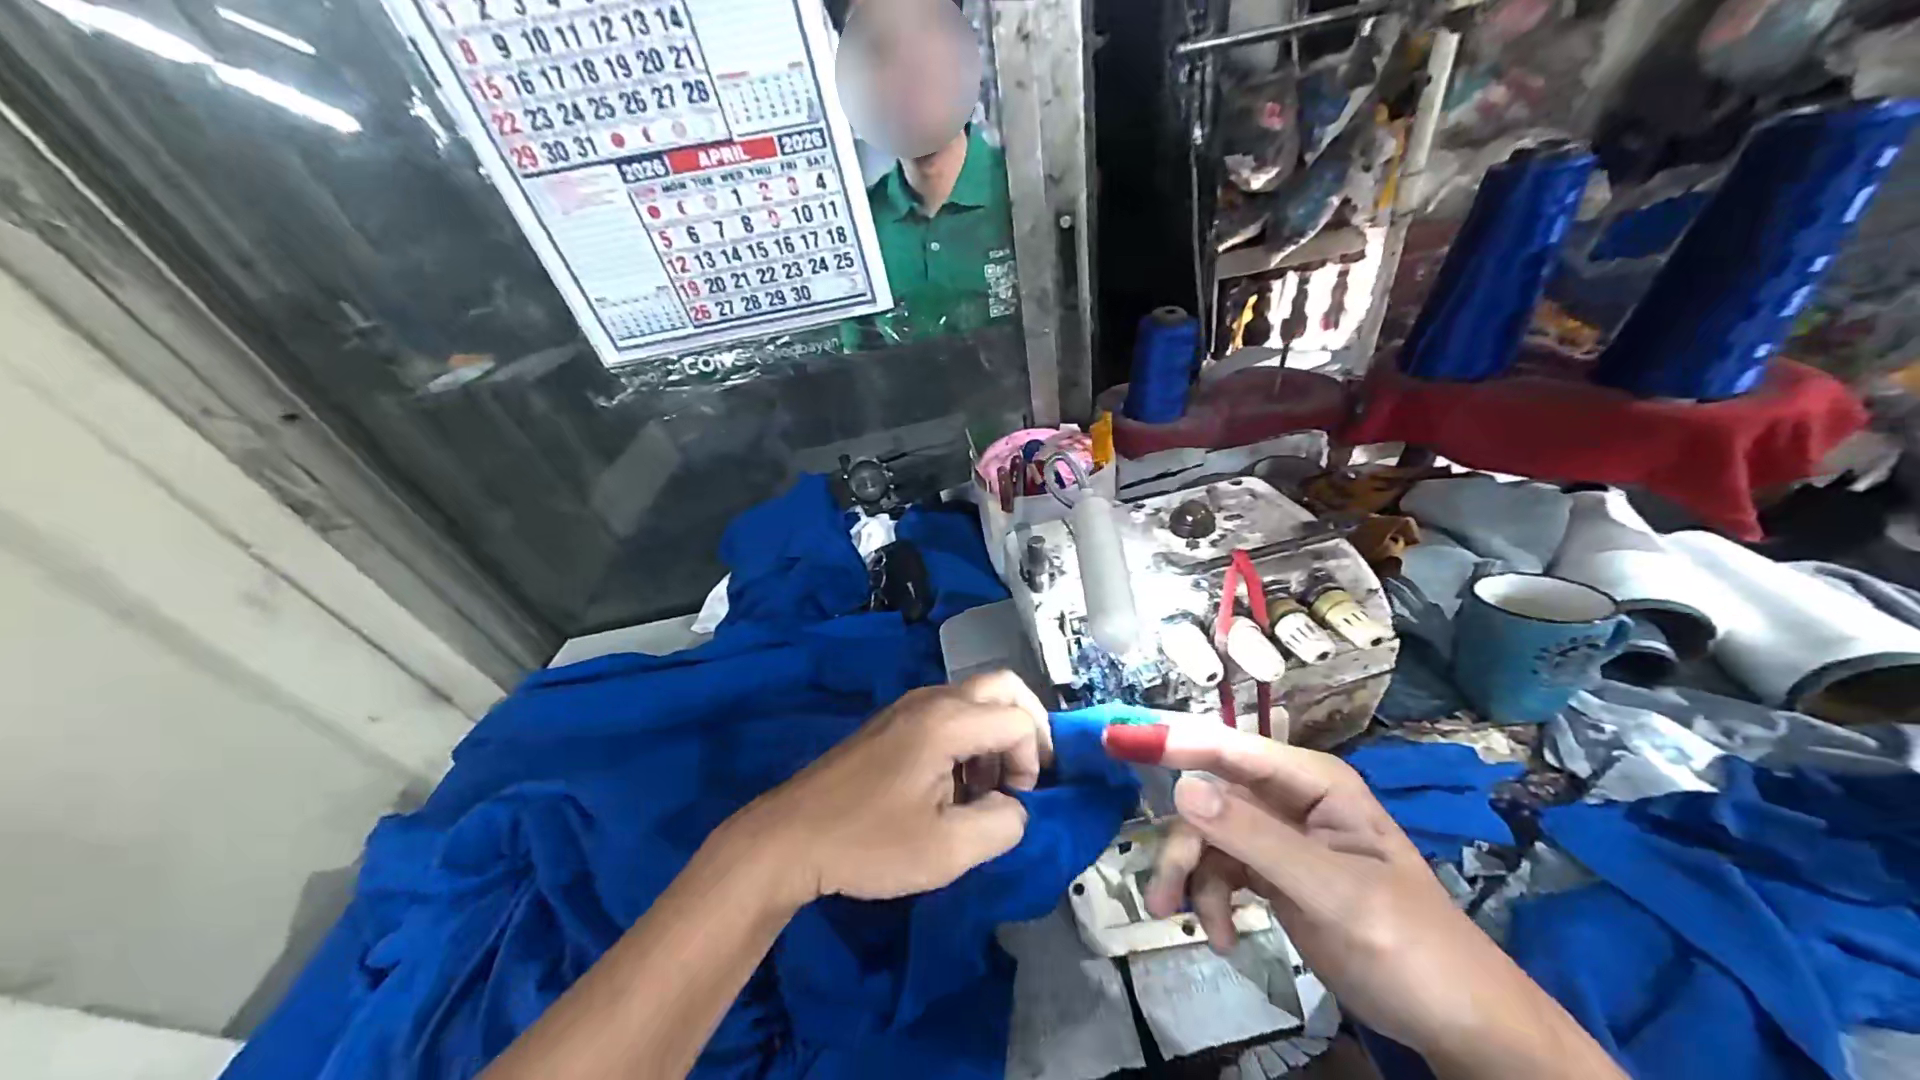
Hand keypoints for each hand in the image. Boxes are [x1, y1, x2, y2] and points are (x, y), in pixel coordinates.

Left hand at [730, 671, 1052, 905]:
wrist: (789, 837)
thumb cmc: (868, 843)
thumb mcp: (948, 850)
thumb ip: (1003, 825)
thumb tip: (1014, 805)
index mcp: (947, 721)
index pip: (1019, 720)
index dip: (1032, 761)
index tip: (1017, 802)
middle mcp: (931, 700)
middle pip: (1003, 688)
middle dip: (1026, 729)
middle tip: (1023, 776)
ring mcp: (907, 707)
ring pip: (975, 700)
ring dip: (994, 736)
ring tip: (983, 791)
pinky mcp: (891, 723)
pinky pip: (948, 714)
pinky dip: (968, 739)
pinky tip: (951, 785)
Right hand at [1105, 721, 1620, 1075]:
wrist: (1457, 1024)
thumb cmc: (1413, 948)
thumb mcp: (1335, 894)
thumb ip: (1256, 839)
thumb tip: (1181, 787)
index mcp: (1313, 783)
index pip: (1231, 750)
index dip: (1174, 742)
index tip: (1119, 741)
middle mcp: (1289, 799)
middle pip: (1209, 799)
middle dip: (1182, 843)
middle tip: (1158, 891)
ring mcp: (1278, 837)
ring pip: (1207, 836)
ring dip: (1189, 877)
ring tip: (1183, 922)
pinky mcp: (1270, 872)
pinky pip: (1219, 870)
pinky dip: (1210, 900)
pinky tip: (1222, 935)